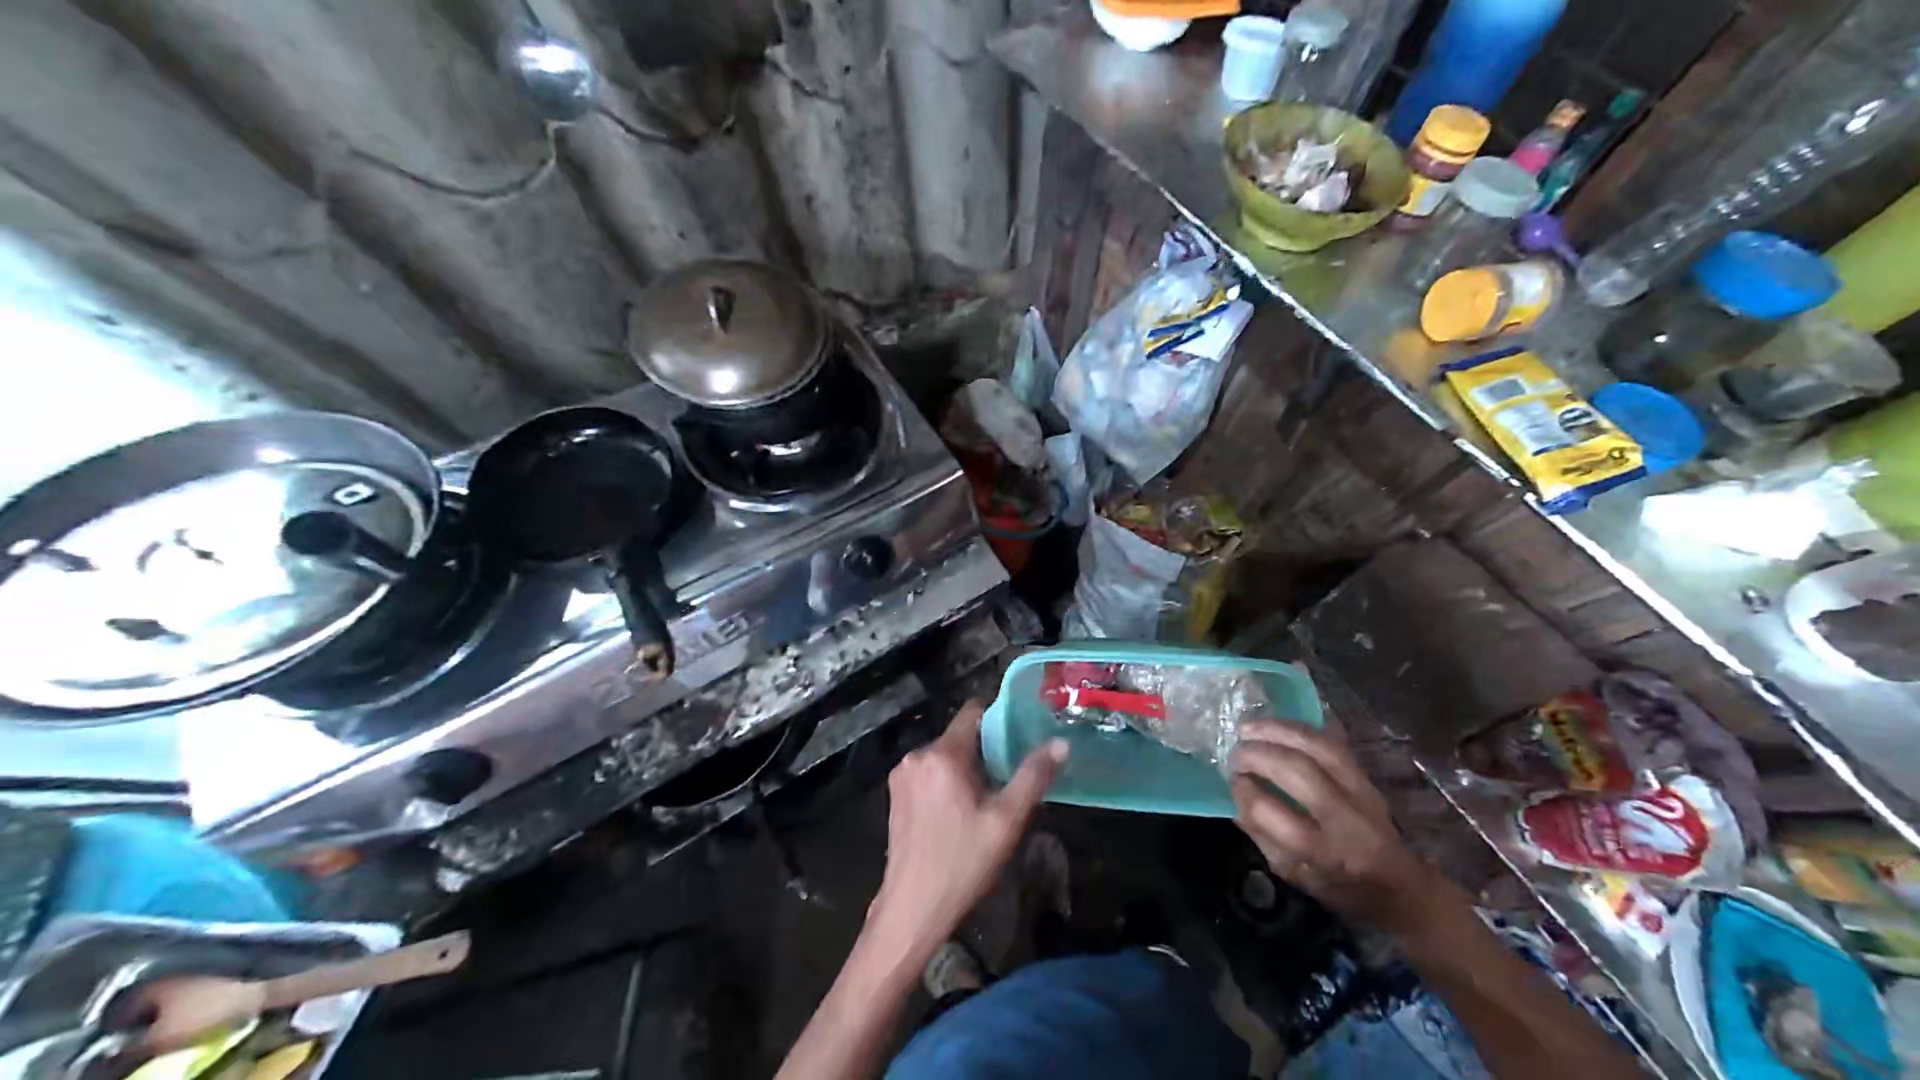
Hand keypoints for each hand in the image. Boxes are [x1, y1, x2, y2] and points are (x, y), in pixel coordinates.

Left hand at [866, 701, 1067, 963]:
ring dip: (964, 768)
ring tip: (985, 799)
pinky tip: (957, 812)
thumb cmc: (963, 863)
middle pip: (959, 737)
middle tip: (1007, 778)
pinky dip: (944, 782)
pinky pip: (928, 773)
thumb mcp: (1006, 821)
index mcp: (943, 754)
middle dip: (983, 751)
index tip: (1018, 735)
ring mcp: (901, 775)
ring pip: (943, 756)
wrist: (913, 906)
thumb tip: (1061, 743)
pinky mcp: (894, 794)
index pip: (972, 712)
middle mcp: (917, 755)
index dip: (997, 718)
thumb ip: (1033, 776)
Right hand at [1229, 718, 1438, 932]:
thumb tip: (1235, 796)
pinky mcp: (1367, 777)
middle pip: (1298, 772)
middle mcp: (1347, 819)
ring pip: (1319, 747)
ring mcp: (1362, 792)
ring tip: (1248, 729)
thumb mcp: (1295, 877)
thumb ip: (1262, 836)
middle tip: (1234, 755)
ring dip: (1277, 731)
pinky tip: (1277, 725)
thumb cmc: (1343, 889)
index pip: (1272, 813)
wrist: (1404, 888)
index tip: (1233, 784)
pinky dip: (1300, 728)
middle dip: (1258, 755)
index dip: (1244, 792)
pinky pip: (1332, 742)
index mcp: (1324, 853)